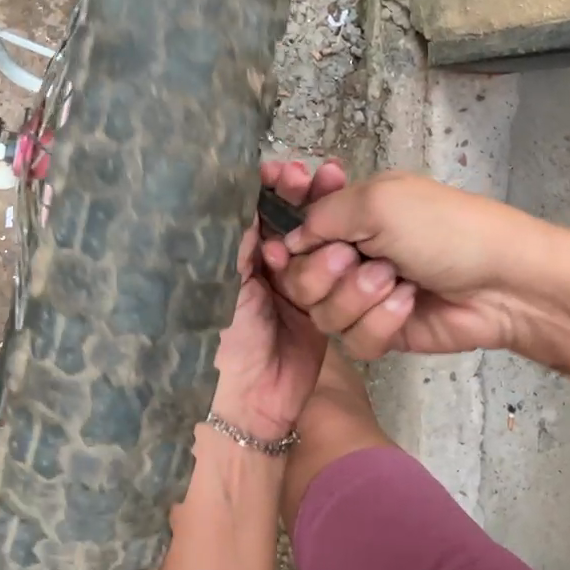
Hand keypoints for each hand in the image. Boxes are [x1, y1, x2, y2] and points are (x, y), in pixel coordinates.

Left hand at [206, 163, 337, 441]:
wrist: (242, 401)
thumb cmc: (216, 335)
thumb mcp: (219, 278)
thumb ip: (238, 236)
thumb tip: (250, 187)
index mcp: (234, 254)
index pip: (257, 210)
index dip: (272, 187)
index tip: (284, 168)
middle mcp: (266, 266)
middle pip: (292, 220)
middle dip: (305, 195)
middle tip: (318, 175)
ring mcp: (296, 287)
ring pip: (318, 243)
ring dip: (326, 217)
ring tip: (332, 191)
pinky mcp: (322, 310)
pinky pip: (339, 279)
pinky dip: (347, 257)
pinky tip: (353, 236)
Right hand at [261, 169, 569, 366]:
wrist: (504, 282)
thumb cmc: (443, 228)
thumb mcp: (378, 202)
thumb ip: (321, 215)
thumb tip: (287, 242)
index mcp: (347, 215)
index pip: (292, 229)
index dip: (280, 240)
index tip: (274, 247)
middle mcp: (349, 254)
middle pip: (296, 277)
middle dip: (324, 272)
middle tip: (359, 260)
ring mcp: (363, 296)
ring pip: (320, 312)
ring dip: (358, 297)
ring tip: (396, 282)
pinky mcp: (382, 333)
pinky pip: (353, 340)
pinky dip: (380, 323)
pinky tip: (409, 305)